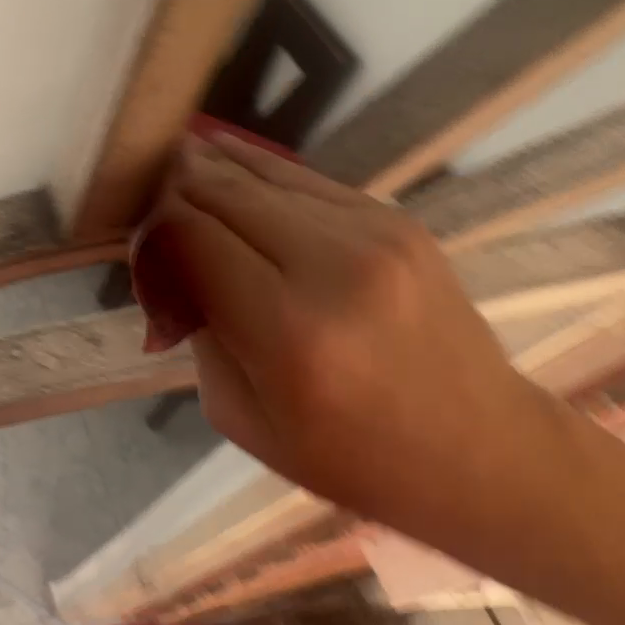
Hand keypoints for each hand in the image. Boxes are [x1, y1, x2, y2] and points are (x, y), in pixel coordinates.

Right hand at [138, 132, 566, 531]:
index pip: (185, 233)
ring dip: (209, 171)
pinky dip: (255, 176)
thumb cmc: (350, 456)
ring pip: (256, 169)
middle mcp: (331, 267)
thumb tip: (163, 258)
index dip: (150, 229)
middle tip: (150, 204)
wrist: (484, 451)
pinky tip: (232, 177)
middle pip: (216, 189)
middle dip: (172, 191)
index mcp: (287, 331)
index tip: (140, 247)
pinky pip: (300, 177)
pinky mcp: (395, 216)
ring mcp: (372, 232)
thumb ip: (195, 325)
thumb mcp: (238, 415)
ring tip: (179, 173)